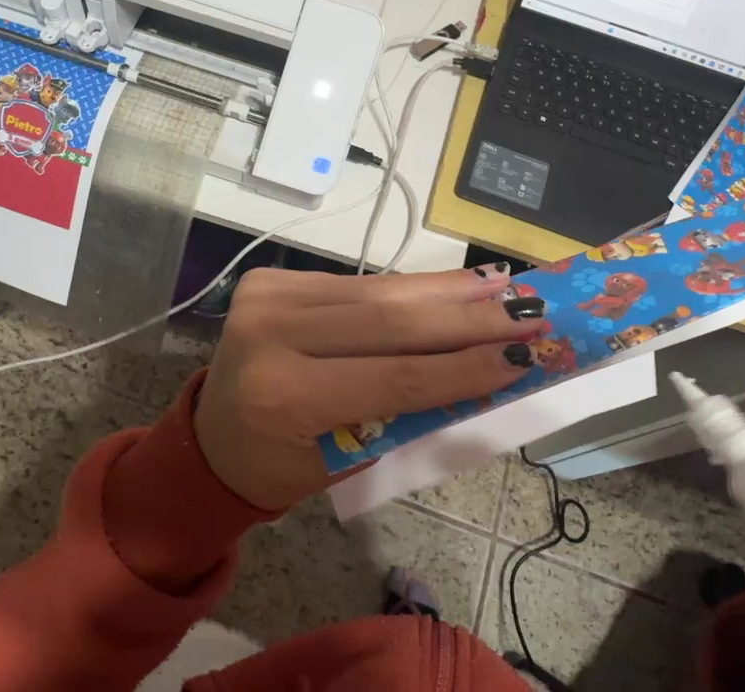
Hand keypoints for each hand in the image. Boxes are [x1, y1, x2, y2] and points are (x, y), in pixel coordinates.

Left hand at [193, 265, 547, 509]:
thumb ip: (409, 415)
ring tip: (506, 290)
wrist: (212, 436)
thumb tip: (488, 375)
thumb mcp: (347, 460)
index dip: (465, 367)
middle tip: (533, 315)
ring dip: (448, 293)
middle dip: (470, 321)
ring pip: (379, 294)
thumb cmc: (283, 465)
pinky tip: (456, 285)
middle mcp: (270, 334)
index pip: (394, 378)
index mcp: (283, 396)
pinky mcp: (272, 280)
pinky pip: (358, 285)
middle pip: (391, 323)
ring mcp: (268, 298)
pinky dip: (410, 288)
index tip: (527, 357)